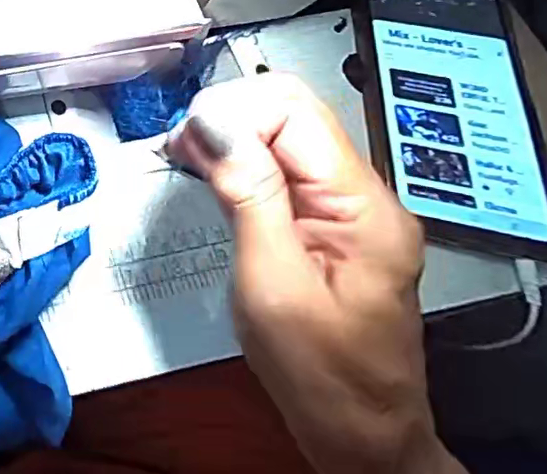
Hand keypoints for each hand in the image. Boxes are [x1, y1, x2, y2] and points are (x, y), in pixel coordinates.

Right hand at [168, 74, 462, 473]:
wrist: (362, 437)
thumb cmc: (320, 376)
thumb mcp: (271, 285)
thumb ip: (246, 195)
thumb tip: (213, 123)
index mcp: (364, 208)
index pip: (294, 113)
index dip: (234, 113)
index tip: (187, 139)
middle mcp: (362, 192)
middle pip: (290, 108)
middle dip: (228, 114)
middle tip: (183, 146)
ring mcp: (346, 200)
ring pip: (280, 125)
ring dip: (227, 131)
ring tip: (188, 154)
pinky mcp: (325, 210)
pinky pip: (277, 155)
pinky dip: (236, 152)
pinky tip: (209, 166)